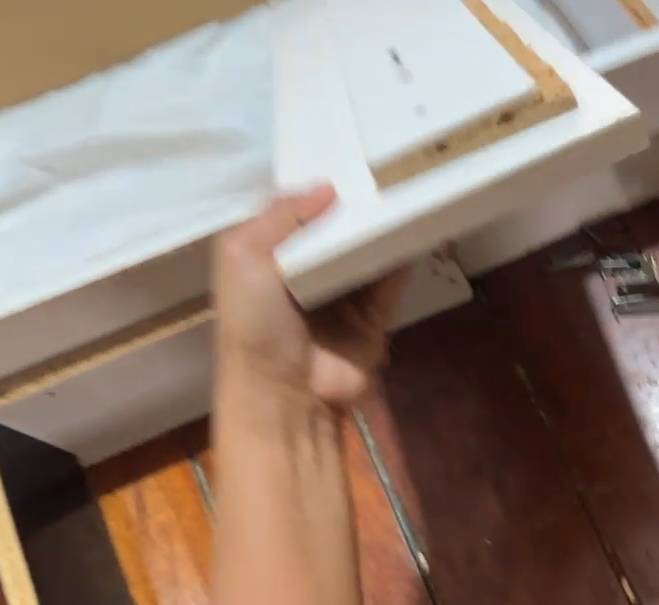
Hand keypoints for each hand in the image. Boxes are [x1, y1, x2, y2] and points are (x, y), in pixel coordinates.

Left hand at [213, 185, 405, 406]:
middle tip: (378, 168)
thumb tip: (327, 187)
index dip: (311, 189)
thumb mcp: (244, 257)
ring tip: (402, 194)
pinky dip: (400, 262)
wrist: (288, 391)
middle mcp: (306, 273)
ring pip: (365, 255)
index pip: (292, 214)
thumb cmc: (254, 324)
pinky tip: (413, 233)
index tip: (337, 158)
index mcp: (268, 256)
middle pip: (333, 232)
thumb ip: (280, 217)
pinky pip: (389, 285)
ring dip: (380, 231)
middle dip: (352, 206)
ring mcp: (342, 297)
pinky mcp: (373, 318)